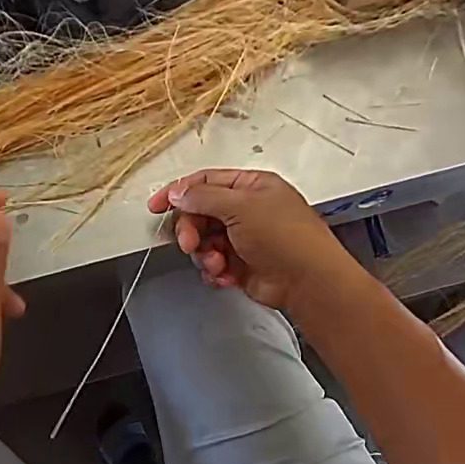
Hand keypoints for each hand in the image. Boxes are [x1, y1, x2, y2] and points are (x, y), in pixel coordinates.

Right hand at [146, 169, 362, 311]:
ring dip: (205, 255)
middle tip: (190, 243)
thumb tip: (178, 193)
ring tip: (218, 264)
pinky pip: (215, 265)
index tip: (157, 206)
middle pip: (201, 214)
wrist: (307, 281)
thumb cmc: (286, 238)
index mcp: (250, 186)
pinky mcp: (242, 266)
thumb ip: (204, 197)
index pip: (205, 182)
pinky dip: (215, 272)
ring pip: (205, 243)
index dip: (178, 193)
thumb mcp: (241, 206)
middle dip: (191, 230)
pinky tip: (224, 277)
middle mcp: (247, 210)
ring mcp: (244, 239)